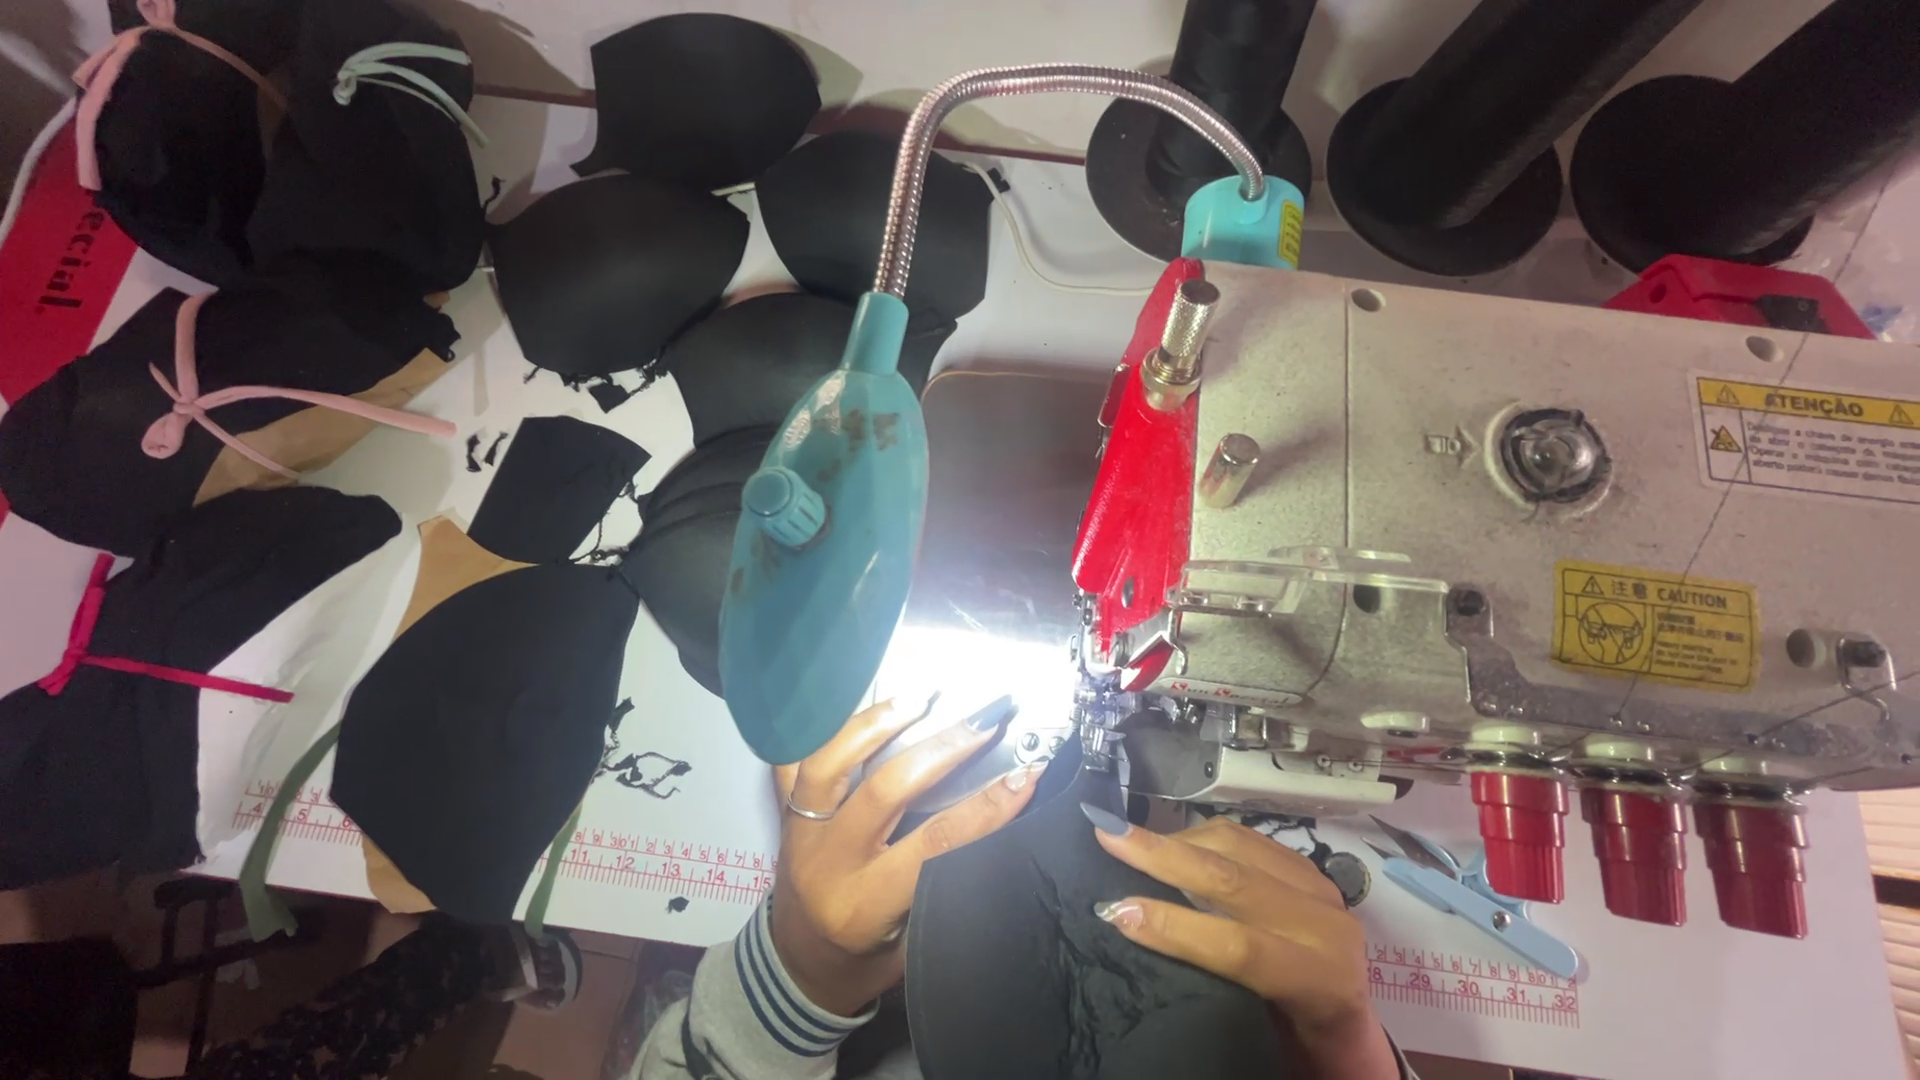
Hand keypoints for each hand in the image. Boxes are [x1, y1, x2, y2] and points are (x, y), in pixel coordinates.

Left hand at [769, 697, 1044, 1016]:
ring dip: (877, 723)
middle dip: (943, 750)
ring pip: (829, 762)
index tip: (1025, 775)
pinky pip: (790, 756)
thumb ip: (946, 880)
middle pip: (885, 790)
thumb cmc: (863, 960)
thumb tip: (998, 814)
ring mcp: (798, 830)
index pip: (934, 844)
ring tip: (920, 698)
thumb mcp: (914, 939)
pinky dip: (818, 724)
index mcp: (864, 904)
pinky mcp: (782, 811)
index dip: (985, 808)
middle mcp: (827, 861)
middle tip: (984, 722)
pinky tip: (849, 696)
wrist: (796, 970)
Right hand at [1087, 813, 1399, 1079]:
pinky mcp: (1307, 866)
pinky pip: (1246, 837)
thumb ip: (1206, 976)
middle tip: (1108, 835)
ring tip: (1130, 838)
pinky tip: (1170, 840)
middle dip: (1163, 855)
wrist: (1347, 1023)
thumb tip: (1131, 925)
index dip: (1176, 927)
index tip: (1117, 911)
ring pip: (1237, 847)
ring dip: (1176, 840)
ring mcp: (1320, 889)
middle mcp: (1326, 927)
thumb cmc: (1293, 1040)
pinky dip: (1200, 835)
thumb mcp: (1256, 1025)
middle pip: (1234, 880)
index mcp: (1321, 982)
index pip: (1241, 947)